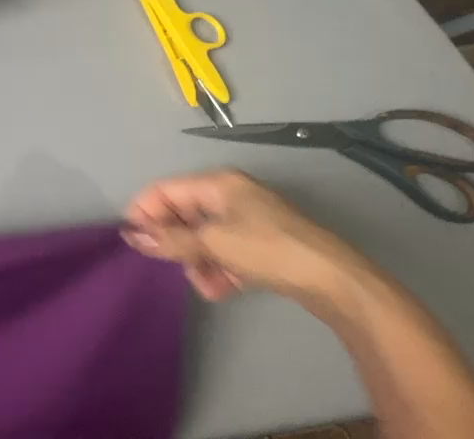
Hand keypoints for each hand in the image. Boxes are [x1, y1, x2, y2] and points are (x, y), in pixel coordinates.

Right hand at [121, 170, 370, 306]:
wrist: (342, 286)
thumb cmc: (271, 250)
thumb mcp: (213, 243)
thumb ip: (169, 239)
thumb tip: (131, 236)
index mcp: (218, 184)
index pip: (164, 191)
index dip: (145, 213)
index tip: (138, 242)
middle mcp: (232, 197)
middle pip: (184, 215)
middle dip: (176, 242)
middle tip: (173, 265)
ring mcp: (251, 222)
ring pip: (205, 237)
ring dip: (197, 261)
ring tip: (203, 284)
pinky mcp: (266, 247)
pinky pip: (227, 252)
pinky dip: (219, 268)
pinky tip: (220, 289)